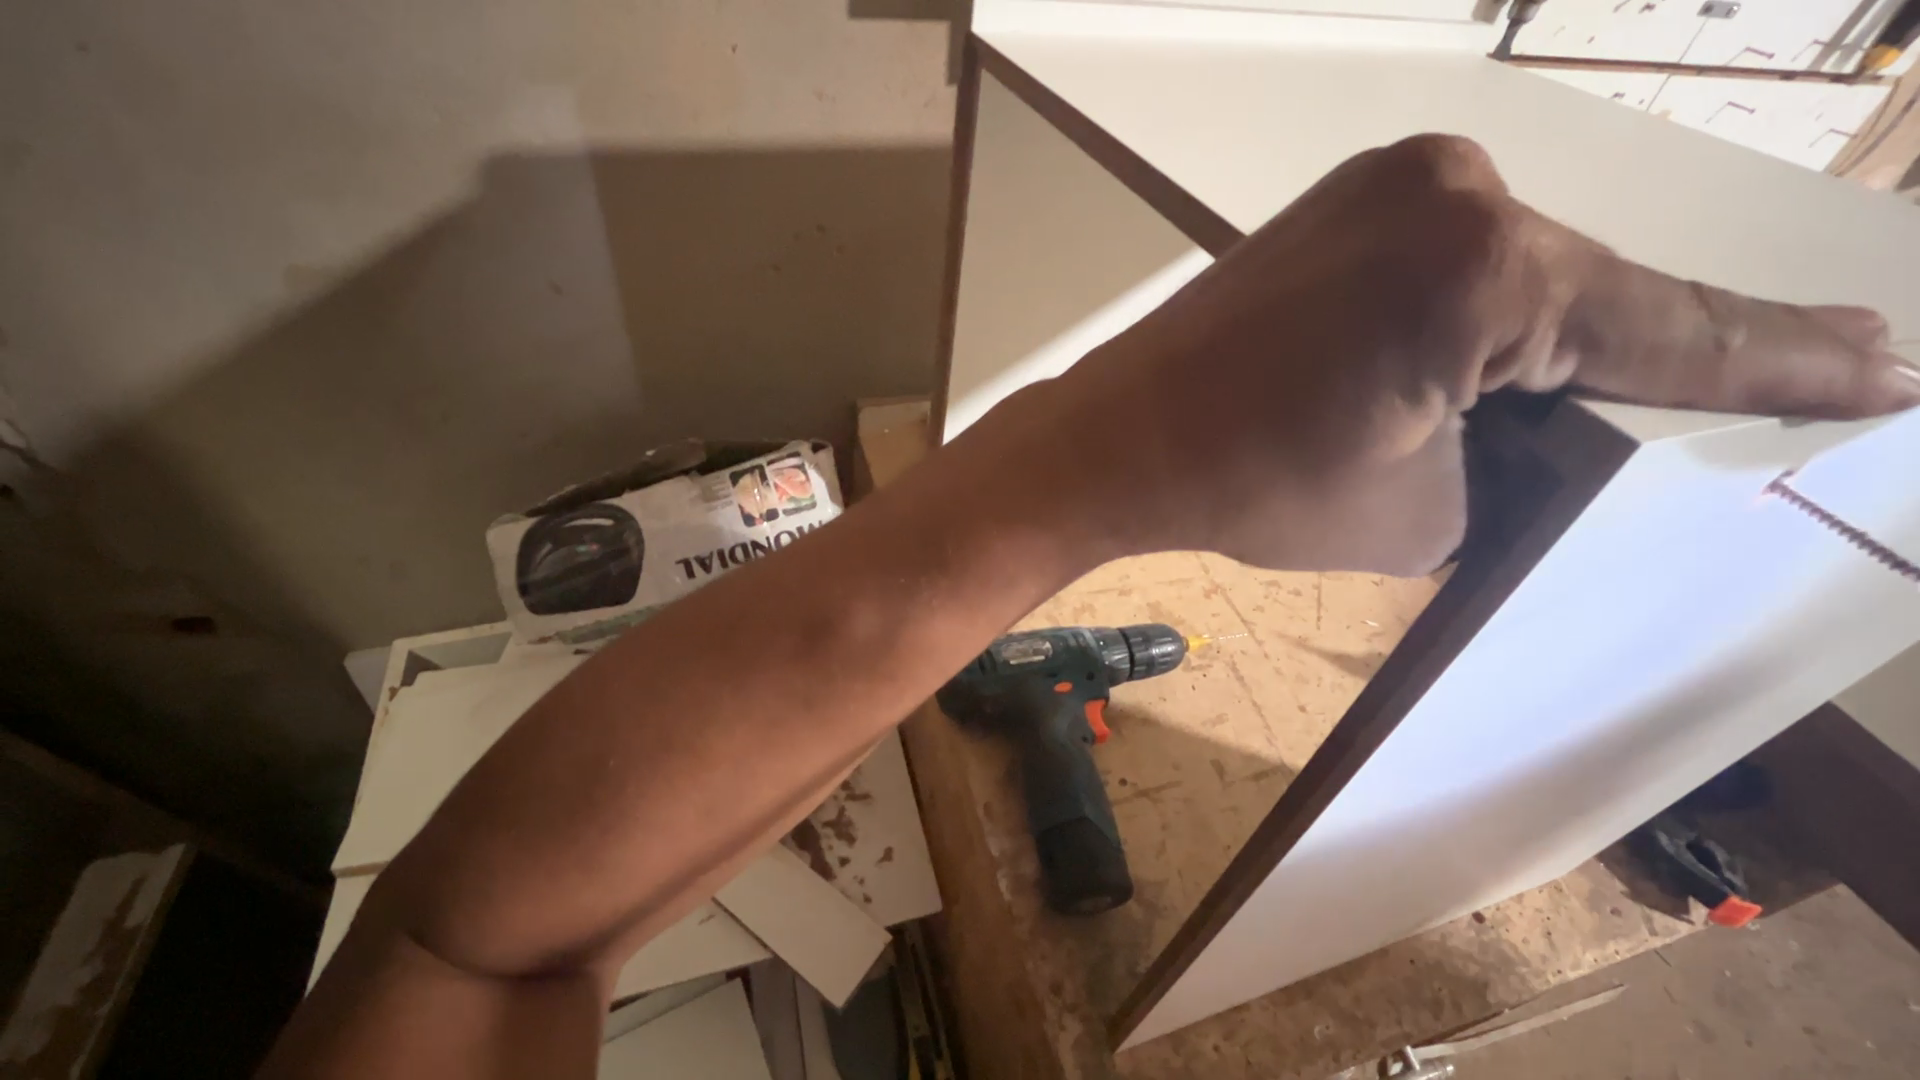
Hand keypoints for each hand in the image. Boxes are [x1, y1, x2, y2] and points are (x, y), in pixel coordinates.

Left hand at [1050, 134, 1919, 575]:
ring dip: (1555, 336)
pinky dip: (1479, 311)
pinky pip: (1445, 261)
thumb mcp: (1425, 510)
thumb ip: (1511, 461)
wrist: (1118, 442)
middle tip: (1781, 384)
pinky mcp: (1341, 208)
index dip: (1772, 364)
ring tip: (1624, 389)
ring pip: (1513, 276)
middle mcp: (1448, 193)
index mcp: (1482, 269)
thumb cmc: (1253, 487)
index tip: (1882, 371)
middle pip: (1585, 294)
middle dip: (1649, 356)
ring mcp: (1387, 187)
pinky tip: (1506, 348)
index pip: (1659, 330)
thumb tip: (1527, 428)